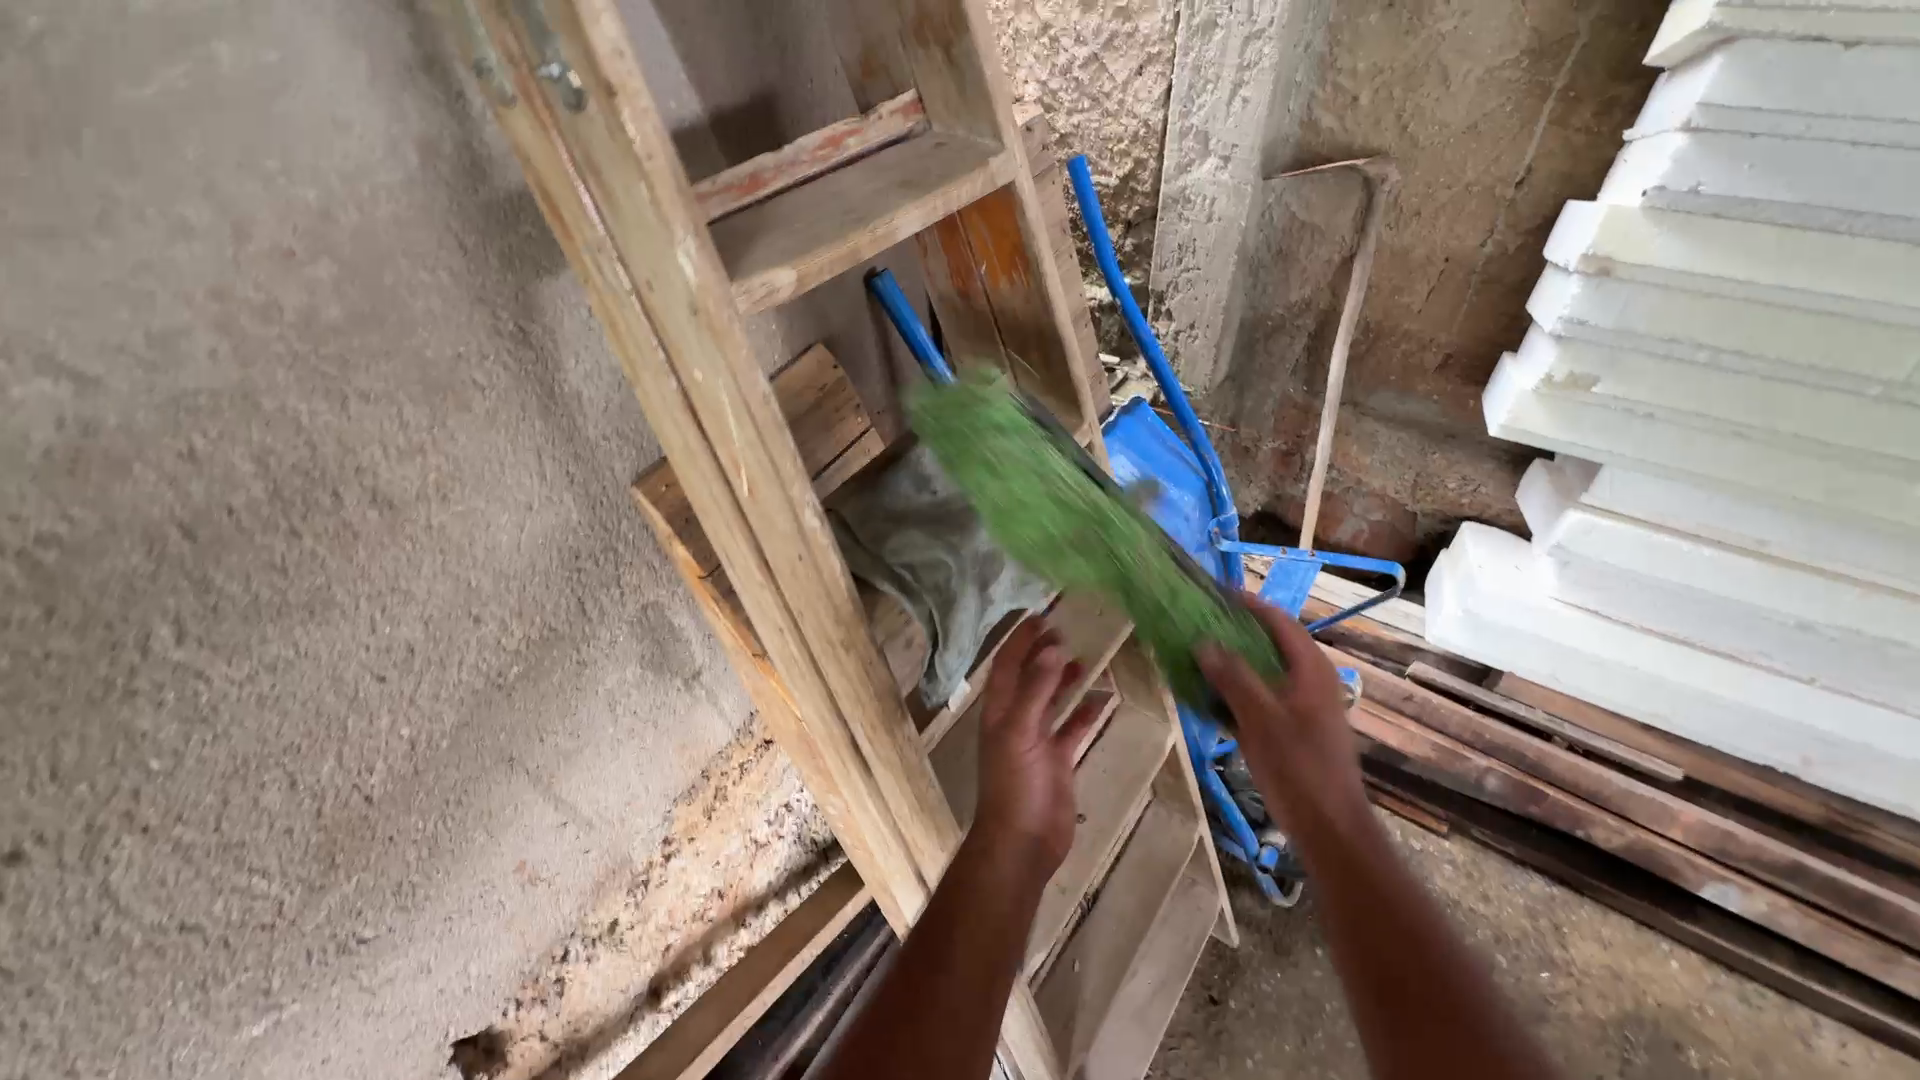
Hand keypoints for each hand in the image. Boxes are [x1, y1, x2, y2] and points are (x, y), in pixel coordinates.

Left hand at [971, 616, 1105, 875]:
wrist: (1023, 842)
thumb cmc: (1015, 786)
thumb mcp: (1021, 732)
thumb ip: (1036, 690)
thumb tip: (1052, 647)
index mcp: (999, 711)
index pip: (1007, 664)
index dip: (1020, 640)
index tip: (1041, 614)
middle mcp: (1016, 720)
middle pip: (1029, 678)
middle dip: (1044, 653)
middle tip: (1068, 629)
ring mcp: (1037, 741)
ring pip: (1052, 701)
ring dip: (1065, 679)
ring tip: (1086, 657)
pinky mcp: (1058, 760)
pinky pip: (1073, 729)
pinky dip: (1087, 714)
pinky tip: (1105, 700)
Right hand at [1194, 594, 1367, 837]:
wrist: (1330, 828)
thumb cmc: (1299, 769)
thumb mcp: (1260, 719)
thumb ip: (1233, 677)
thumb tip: (1203, 642)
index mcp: (1311, 671)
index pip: (1279, 621)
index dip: (1249, 604)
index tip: (1215, 592)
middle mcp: (1311, 682)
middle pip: (1272, 644)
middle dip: (1236, 631)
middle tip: (1198, 623)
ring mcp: (1305, 707)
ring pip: (1265, 672)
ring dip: (1234, 662)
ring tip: (1197, 656)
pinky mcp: (1296, 730)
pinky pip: (1263, 697)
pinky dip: (1239, 691)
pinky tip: (1211, 700)